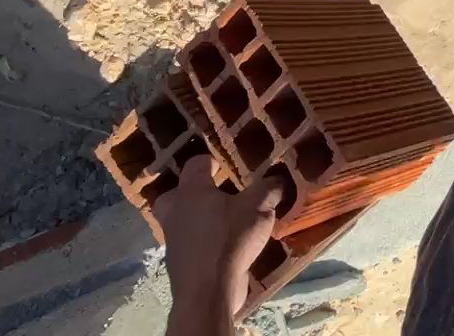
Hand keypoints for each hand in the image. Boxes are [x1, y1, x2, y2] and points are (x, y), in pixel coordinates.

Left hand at [156, 156, 285, 326]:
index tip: (224, 164)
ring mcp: (175, 242)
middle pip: (174, 196)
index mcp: (191, 193)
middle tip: (216, 192)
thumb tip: (278, 181)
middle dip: (192, 193)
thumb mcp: (259, 205)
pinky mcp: (182, 265)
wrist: (209, 291)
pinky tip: (230, 243)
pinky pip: (193, 244)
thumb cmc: (230, 238)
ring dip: (201, 218)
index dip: (210, 161)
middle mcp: (176, 214)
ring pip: (183, 221)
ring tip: (230, 218)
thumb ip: (269, 188)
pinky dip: (207, 240)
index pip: (195, 165)